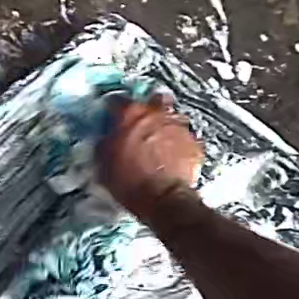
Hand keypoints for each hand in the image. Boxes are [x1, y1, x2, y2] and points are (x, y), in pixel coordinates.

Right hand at [99, 93, 203, 220]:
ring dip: (165, 125)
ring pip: (172, 116)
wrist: (163, 199)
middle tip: (142, 124)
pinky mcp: (194, 142)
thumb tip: (106, 139)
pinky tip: (174, 156)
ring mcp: (179, 126)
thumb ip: (105, 144)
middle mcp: (157, 113)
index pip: (118, 100)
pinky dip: (179, 143)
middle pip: (154, 100)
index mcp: (131, 114)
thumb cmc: (128, 181)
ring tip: (160, 141)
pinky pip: (185, 137)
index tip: (112, 118)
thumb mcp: (104, 164)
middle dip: (149, 108)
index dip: (114, 110)